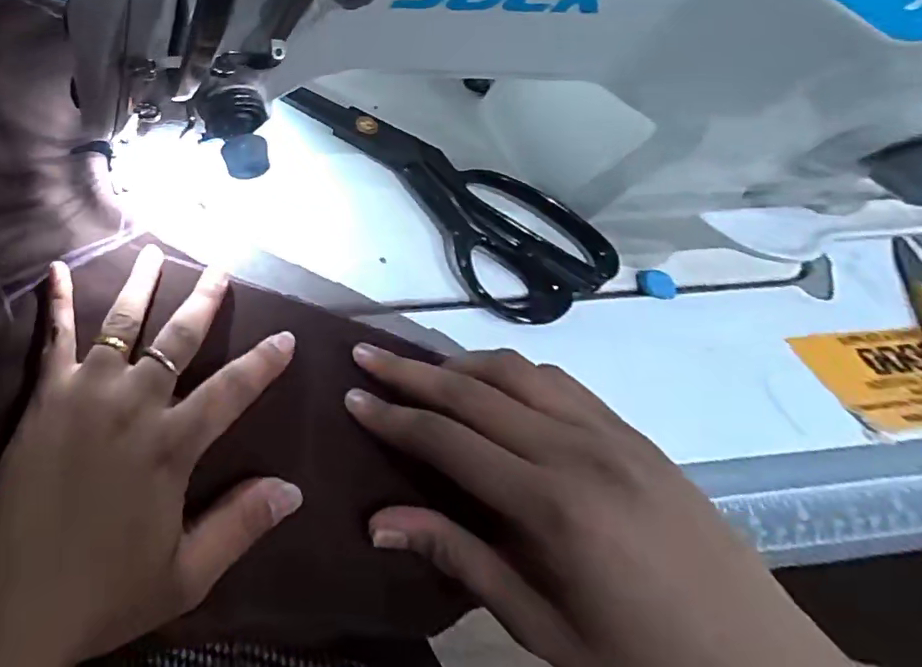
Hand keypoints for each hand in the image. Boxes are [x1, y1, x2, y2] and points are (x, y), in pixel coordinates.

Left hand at [0, 246, 300, 666]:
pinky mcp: (47, 389)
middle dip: (202, 302)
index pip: (229, 393)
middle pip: (177, 340)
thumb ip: (239, 525)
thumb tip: (291, 490)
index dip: (261, 364)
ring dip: (140, 285)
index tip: (284, 335)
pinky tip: (57, 268)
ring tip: (154, 253)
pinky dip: (60, 299)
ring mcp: (86, 389)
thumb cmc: (107, 584)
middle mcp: (133, 403)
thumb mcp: (187, 573)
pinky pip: (55, 334)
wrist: (22, 581)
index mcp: (171, 446)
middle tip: (218, 269)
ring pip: (120, 323)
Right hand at [345, 345, 849, 666]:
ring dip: (459, 364)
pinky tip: (495, 389)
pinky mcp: (642, 440)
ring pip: (516, 371)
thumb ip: (458, 558)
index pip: (445, 438)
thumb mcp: (544, 627)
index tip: (348, 397)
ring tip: (423, 370)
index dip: (390, 416)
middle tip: (363, 355)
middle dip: (407, 371)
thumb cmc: (642, 658)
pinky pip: (562, 382)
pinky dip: (513, 373)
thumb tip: (375, 522)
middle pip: (471, 391)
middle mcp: (580, 456)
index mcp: (553, 506)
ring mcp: (617, 441)